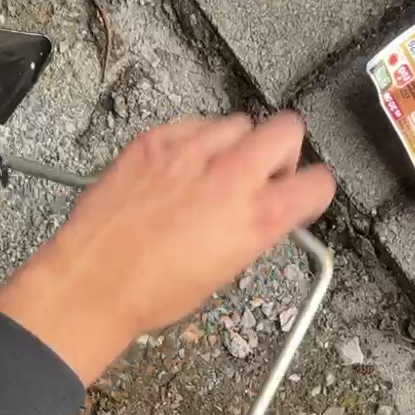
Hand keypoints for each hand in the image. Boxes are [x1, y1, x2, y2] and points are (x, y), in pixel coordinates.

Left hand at [0, 113, 333, 382]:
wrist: (95, 282)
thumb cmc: (150, 292)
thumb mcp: (222, 272)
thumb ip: (250, 231)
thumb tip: (259, 215)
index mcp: (258, 218)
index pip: (318, 182)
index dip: (311, 189)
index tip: (300, 192)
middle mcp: (232, 176)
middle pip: (288, 129)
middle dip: (280, 151)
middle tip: (260, 173)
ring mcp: (192, 152)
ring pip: (238, 122)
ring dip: (234, 144)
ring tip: (210, 172)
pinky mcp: (156, 141)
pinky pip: (192, 124)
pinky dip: (193, 141)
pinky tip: (178, 168)